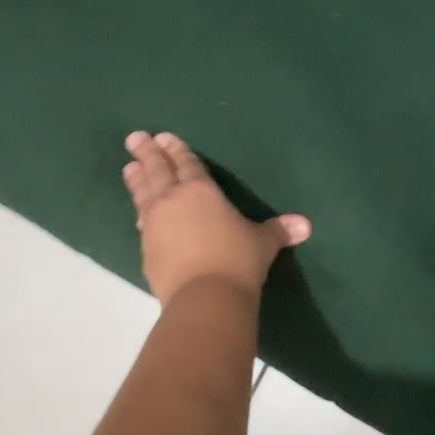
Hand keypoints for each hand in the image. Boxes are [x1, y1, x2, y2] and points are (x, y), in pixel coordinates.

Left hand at [121, 131, 310, 302]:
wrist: (205, 297)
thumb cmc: (237, 260)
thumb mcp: (263, 243)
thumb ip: (279, 230)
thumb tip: (306, 225)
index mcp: (202, 190)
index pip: (188, 164)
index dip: (177, 150)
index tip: (164, 137)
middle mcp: (174, 200)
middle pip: (158, 171)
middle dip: (148, 153)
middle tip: (135, 138)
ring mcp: (156, 224)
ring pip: (144, 194)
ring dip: (137, 179)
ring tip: (128, 167)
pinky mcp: (147, 249)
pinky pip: (142, 222)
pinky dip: (140, 211)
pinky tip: (138, 212)